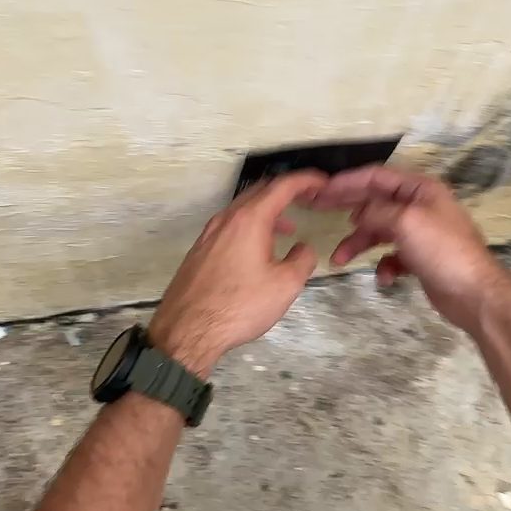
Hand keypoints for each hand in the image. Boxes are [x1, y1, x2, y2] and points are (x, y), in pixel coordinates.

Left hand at [148, 170, 329, 375]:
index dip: (306, 180)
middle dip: (286, 192)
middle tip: (307, 199)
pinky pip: (229, 228)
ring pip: (242, 210)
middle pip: (259, 192)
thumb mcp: (285, 285)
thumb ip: (302, 259)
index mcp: (249, 220)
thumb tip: (303, 249)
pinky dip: (249, 228)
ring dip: (267, 213)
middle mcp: (226, 220)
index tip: (322, 182)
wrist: (188, 331)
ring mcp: (208, 235)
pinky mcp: (199, 252)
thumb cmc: (238, 307)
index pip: (282, 186)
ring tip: (287, 230)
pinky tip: (257, 251)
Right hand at [304, 165, 510, 331]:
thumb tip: (359, 213)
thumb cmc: (442, 250)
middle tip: (318, 212)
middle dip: (348, 210)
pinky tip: (385, 276)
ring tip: (339, 260)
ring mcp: (420, 233)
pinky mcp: (420, 257)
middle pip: (375, 202)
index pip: (376, 177)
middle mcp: (420, 206)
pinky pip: (392, 256)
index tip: (321, 191)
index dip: (346, 182)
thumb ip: (376, 211)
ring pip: (379, 232)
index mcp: (420, 189)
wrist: (473, 292)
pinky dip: (383, 265)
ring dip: (359, 244)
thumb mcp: (405, 222)